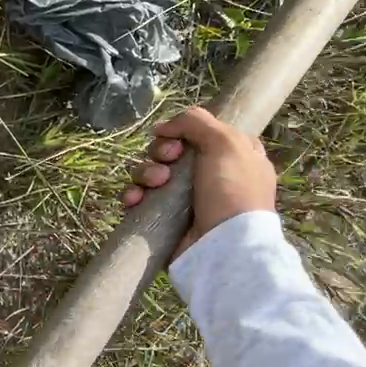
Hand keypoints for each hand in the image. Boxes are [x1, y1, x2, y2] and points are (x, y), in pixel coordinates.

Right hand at [121, 106, 276, 253]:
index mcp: (232, 156)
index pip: (199, 134)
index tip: (180, 141)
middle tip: (168, 160)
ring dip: (145, 173)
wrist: (223, 244)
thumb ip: (196, 122)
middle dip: (161, 152)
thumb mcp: (226, 143)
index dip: (183, 133)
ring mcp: (184, 199)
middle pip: (170, 151)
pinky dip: (133, 196)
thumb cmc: (233, 190)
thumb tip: (162, 127)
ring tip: (155, 184)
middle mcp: (208, 175)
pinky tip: (135, 200)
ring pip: (150, 173)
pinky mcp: (162, 218)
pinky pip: (139, 200)